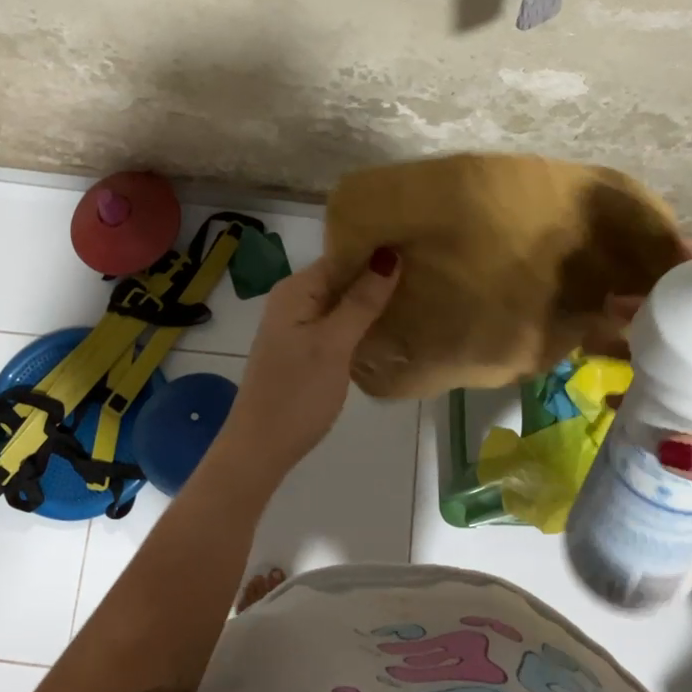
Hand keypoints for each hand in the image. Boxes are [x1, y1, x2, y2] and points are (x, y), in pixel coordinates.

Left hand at [213, 248, 401, 477]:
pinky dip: (363, 324)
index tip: (419, 245)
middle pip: (343, 277)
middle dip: (379, 274)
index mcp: (296, 290)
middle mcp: (294, 301)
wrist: (261, 446)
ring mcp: (299, 327)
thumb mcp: (333, 344)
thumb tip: (389, 255)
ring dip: (374, 301)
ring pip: (343, 303)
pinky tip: (392, 327)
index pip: (342, 255)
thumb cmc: (297, 392)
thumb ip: (361, 301)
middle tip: (429, 271)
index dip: (377, 250)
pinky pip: (339, 325)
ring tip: (421, 294)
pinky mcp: (306, 350)